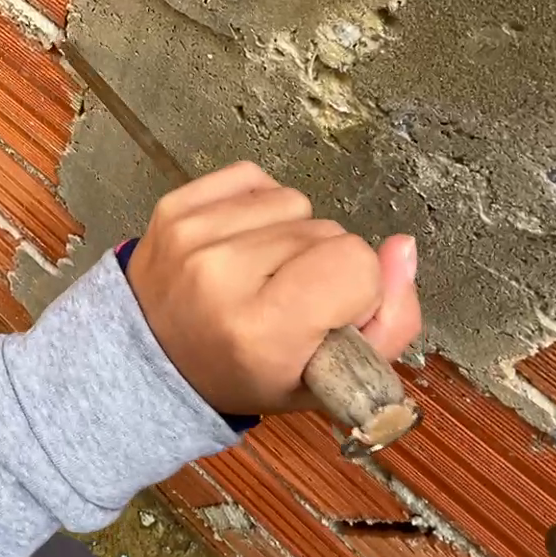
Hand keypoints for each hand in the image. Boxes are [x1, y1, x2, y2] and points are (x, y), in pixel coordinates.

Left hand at [125, 162, 420, 415]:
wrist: (152, 354)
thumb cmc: (242, 371)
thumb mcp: (325, 380)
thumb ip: (389, 323)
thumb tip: (403, 246)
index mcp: (262, 331)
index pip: (353, 262)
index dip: (356, 288)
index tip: (328, 314)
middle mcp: (220, 275)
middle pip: (325, 230)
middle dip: (322, 263)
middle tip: (288, 299)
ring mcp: (191, 234)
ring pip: (292, 200)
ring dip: (291, 232)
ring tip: (264, 271)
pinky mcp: (173, 205)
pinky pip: (252, 176)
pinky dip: (259, 203)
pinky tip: (245, 240)